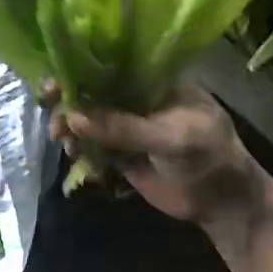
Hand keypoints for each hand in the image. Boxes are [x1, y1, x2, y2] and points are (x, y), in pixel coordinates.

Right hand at [51, 83, 262, 228]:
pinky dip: (79, 148)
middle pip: (96, 92)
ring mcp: (130, 128)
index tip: (56, 80)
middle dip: (70, 99)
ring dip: (71, 126)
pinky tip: (71, 153)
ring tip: (62, 140)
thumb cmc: (209, 159)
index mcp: (158, 82)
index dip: (84, 69)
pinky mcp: (123, 155)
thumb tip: (75, 116)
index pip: (115, 66)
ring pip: (91, 120)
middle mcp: (140, 99)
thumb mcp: (172, 138)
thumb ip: (125, 127)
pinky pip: (94, 146)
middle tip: (50, 111)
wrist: (222, 204)